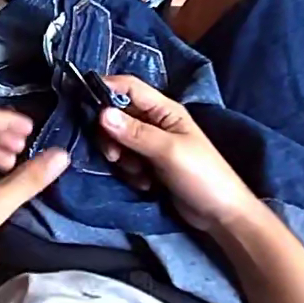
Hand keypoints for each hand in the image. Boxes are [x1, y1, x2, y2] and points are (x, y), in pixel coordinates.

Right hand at [96, 76, 261, 232]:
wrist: (221, 215)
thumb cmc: (202, 176)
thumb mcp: (168, 152)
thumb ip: (135, 132)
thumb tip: (102, 113)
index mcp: (165, 110)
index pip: (129, 87)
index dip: (105, 89)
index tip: (83, 103)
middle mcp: (156, 122)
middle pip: (117, 115)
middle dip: (110, 135)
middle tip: (114, 156)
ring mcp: (151, 144)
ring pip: (118, 140)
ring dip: (121, 158)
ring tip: (138, 174)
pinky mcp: (149, 164)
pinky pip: (126, 160)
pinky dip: (129, 171)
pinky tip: (144, 184)